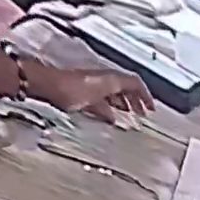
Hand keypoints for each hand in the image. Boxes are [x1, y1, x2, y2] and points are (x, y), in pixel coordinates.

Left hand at [34, 66, 154, 121]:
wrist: (47, 85)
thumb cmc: (69, 90)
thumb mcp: (94, 100)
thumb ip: (108, 110)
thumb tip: (115, 120)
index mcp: (110, 79)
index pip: (135, 83)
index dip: (145, 96)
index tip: (152, 108)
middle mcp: (104, 80)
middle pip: (127, 88)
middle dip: (137, 100)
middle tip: (143, 113)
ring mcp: (95, 84)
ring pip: (117, 92)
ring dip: (126, 102)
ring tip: (131, 114)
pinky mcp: (87, 90)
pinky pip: (106, 97)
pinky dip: (113, 105)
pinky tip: (112, 115)